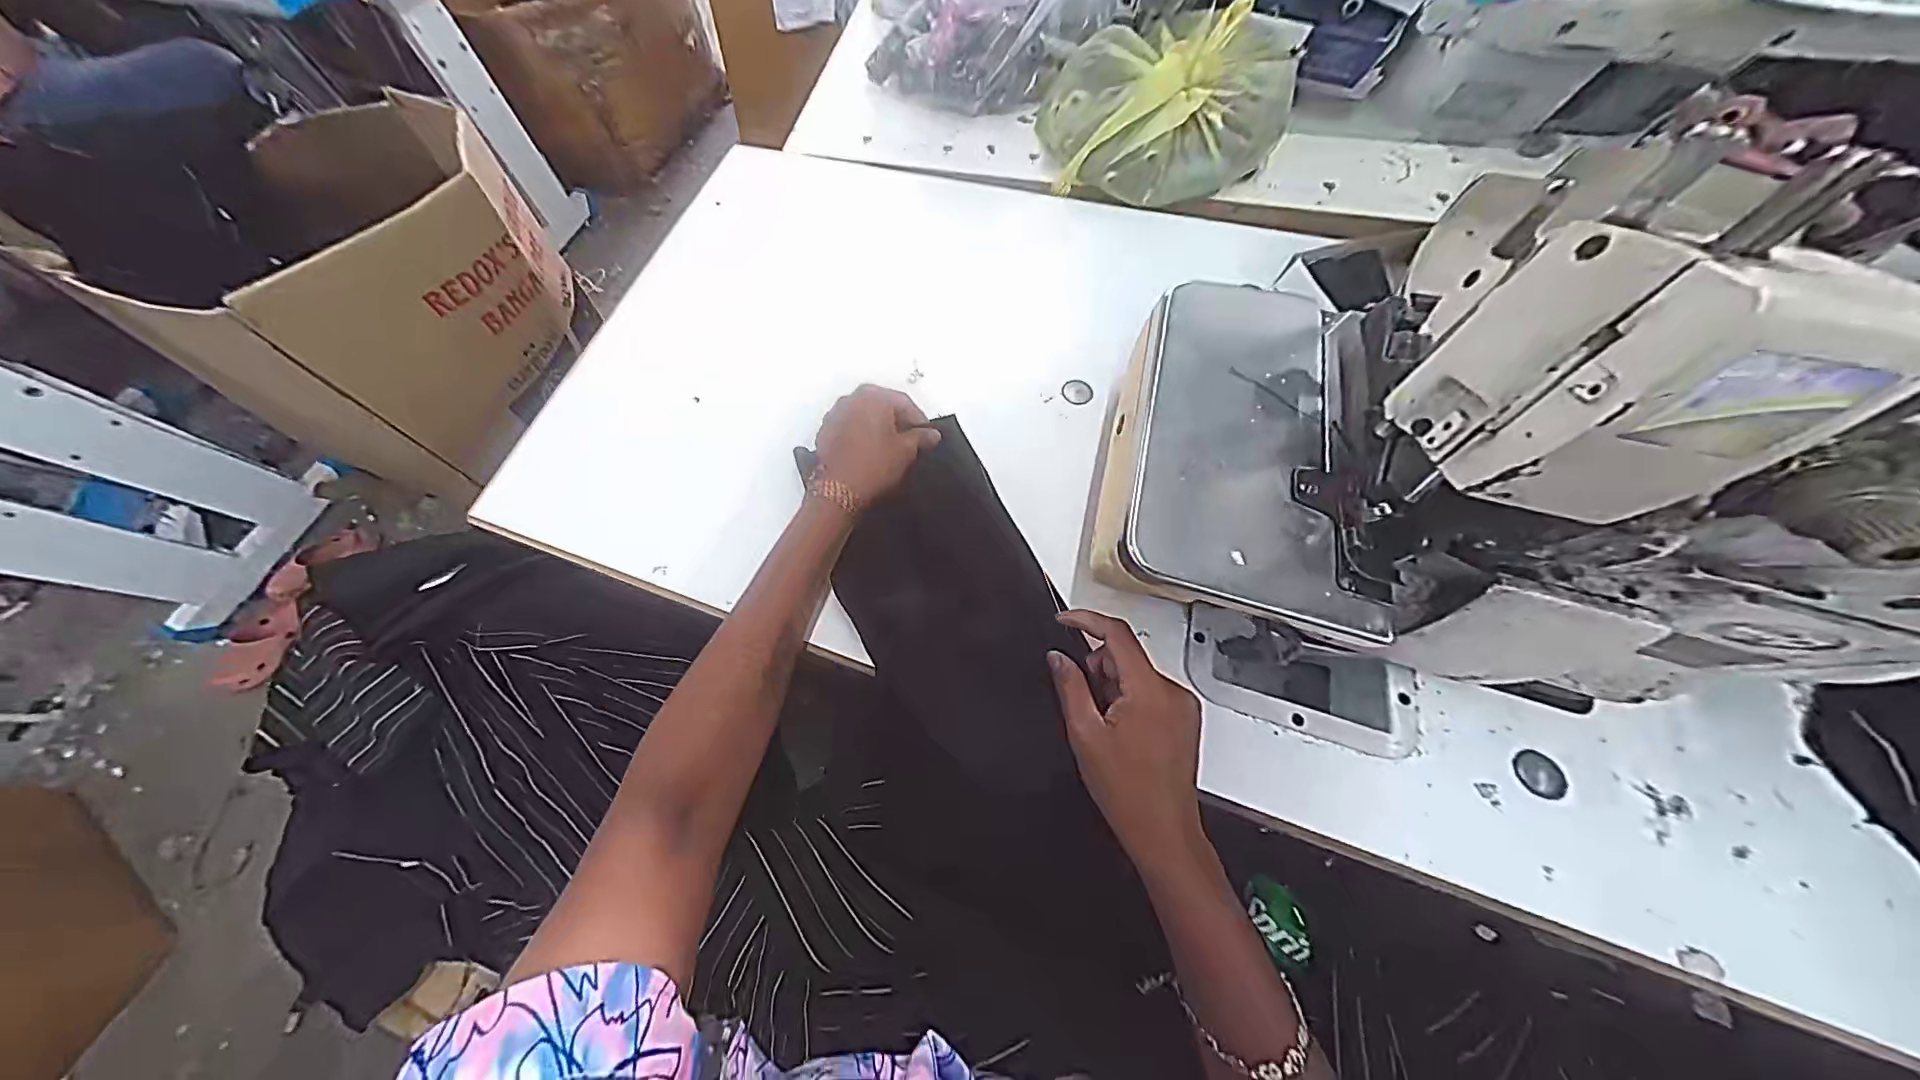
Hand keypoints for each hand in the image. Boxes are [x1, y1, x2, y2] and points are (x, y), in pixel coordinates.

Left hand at [813, 385, 940, 508]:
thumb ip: (921, 437)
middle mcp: (851, 399)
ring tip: (889, 448)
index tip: (926, 434)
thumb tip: (931, 434)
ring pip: (863, 416)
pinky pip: (849, 428)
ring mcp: (834, 415)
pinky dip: (860, 436)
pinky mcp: (824, 432)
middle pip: (882, 405)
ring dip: (877, 427)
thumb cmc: (872, 466)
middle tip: (909, 439)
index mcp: (873, 396)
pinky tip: (869, 452)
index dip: (919, 419)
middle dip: (897, 421)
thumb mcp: (906, 451)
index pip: (904, 402)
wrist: (839, 490)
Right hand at [1048, 609, 1204, 868]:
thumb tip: (1059, 658)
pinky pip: (1151, 690)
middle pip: (1126, 654)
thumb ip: (1070, 686)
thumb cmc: (1129, 793)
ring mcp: (1183, 704)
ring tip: (1107, 727)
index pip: (1117, 633)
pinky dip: (1130, 698)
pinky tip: (1122, 730)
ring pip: (1137, 672)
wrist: (1162, 829)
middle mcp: (1173, 692)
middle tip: (1086, 705)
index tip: (1066, 620)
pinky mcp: (1185, 716)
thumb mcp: (1085, 734)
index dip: (1086, 620)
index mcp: (1149, 691)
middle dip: (1098, 669)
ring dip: (1114, 686)